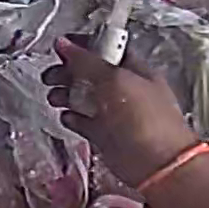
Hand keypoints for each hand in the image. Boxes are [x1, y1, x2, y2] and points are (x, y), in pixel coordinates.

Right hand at [43, 36, 200, 187]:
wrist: (157, 164)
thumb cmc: (143, 117)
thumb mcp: (115, 80)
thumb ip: (86, 61)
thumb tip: (61, 43)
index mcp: (133, 71)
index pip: (105, 49)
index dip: (82, 45)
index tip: (60, 46)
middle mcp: (122, 89)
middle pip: (87, 73)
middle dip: (66, 72)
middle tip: (51, 77)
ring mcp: (112, 111)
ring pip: (80, 96)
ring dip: (63, 94)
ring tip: (55, 99)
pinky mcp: (102, 132)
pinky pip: (79, 120)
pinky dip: (70, 117)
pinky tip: (68, 117)